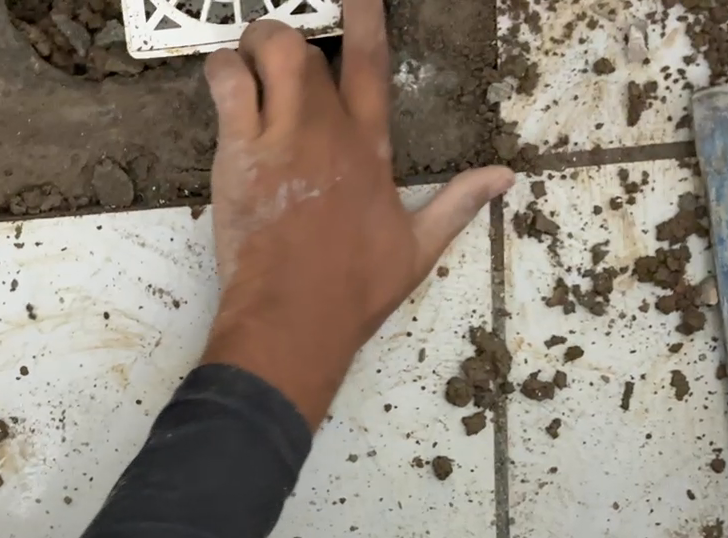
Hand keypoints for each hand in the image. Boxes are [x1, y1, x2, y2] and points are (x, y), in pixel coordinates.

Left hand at [199, 0, 513, 428]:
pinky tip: (223, 81)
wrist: (296, 319)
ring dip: (258, 45)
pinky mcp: (241, 154)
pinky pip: (228, 82)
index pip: (371, 62)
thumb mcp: (418, 251)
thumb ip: (458, 205)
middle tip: (275, 76)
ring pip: (272, 50)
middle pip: (311, 57)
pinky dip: (222, 71)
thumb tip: (505, 177)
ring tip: (247, 62)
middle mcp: (329, 129)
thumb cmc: (354, 293)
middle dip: (293, 54)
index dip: (363, 15)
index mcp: (370, 148)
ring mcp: (284, 136)